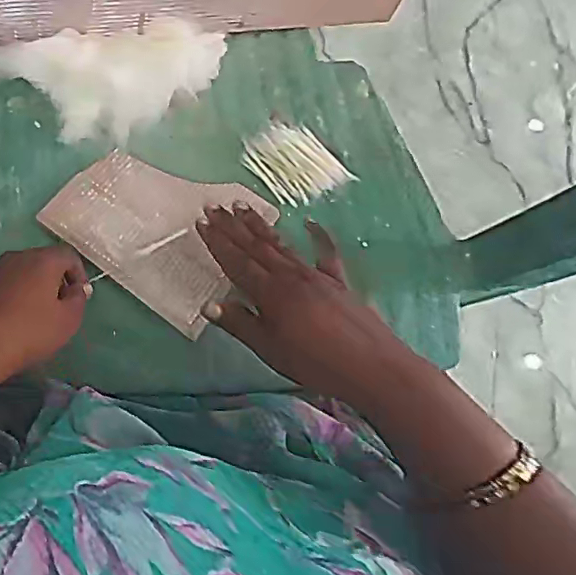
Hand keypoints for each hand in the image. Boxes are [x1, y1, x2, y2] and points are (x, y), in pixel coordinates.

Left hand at [0, 246, 89, 381]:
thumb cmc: (29, 332)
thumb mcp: (67, 320)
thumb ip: (78, 299)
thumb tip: (75, 288)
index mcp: (42, 259)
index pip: (68, 255)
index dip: (79, 274)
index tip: (79, 298)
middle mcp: (18, 256)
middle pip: (45, 261)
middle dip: (57, 280)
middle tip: (61, 307)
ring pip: (25, 271)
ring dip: (36, 287)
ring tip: (39, 316)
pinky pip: (8, 282)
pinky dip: (18, 294)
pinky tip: (16, 318)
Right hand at [197, 205, 421, 405]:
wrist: (374, 368)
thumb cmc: (315, 362)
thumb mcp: (269, 348)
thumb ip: (239, 323)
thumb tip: (210, 305)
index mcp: (271, 292)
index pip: (236, 262)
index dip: (217, 242)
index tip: (201, 223)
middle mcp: (291, 277)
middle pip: (256, 247)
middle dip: (232, 226)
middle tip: (214, 206)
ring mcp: (316, 276)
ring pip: (282, 245)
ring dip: (260, 226)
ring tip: (243, 208)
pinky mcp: (339, 283)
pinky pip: (325, 254)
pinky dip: (317, 236)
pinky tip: (310, 222)